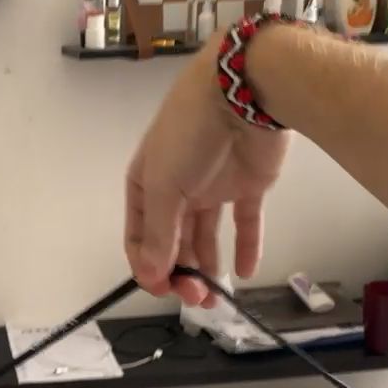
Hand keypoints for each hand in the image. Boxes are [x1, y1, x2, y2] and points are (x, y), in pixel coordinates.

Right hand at [125, 44, 290, 306]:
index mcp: (146, 185)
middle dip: (179, 272)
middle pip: (173, 241)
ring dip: (207, 266)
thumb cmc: (190, 135)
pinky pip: (244, 222)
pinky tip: (245, 271)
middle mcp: (175, 189)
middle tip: (195, 297)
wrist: (244, 90)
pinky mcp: (246, 185)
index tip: (163, 290)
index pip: (140, 237)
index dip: (147, 266)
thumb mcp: (163, 185)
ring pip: (205, 236)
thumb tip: (151, 273)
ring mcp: (211, 187)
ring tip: (216, 294)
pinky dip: (245, 246)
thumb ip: (160, 233)